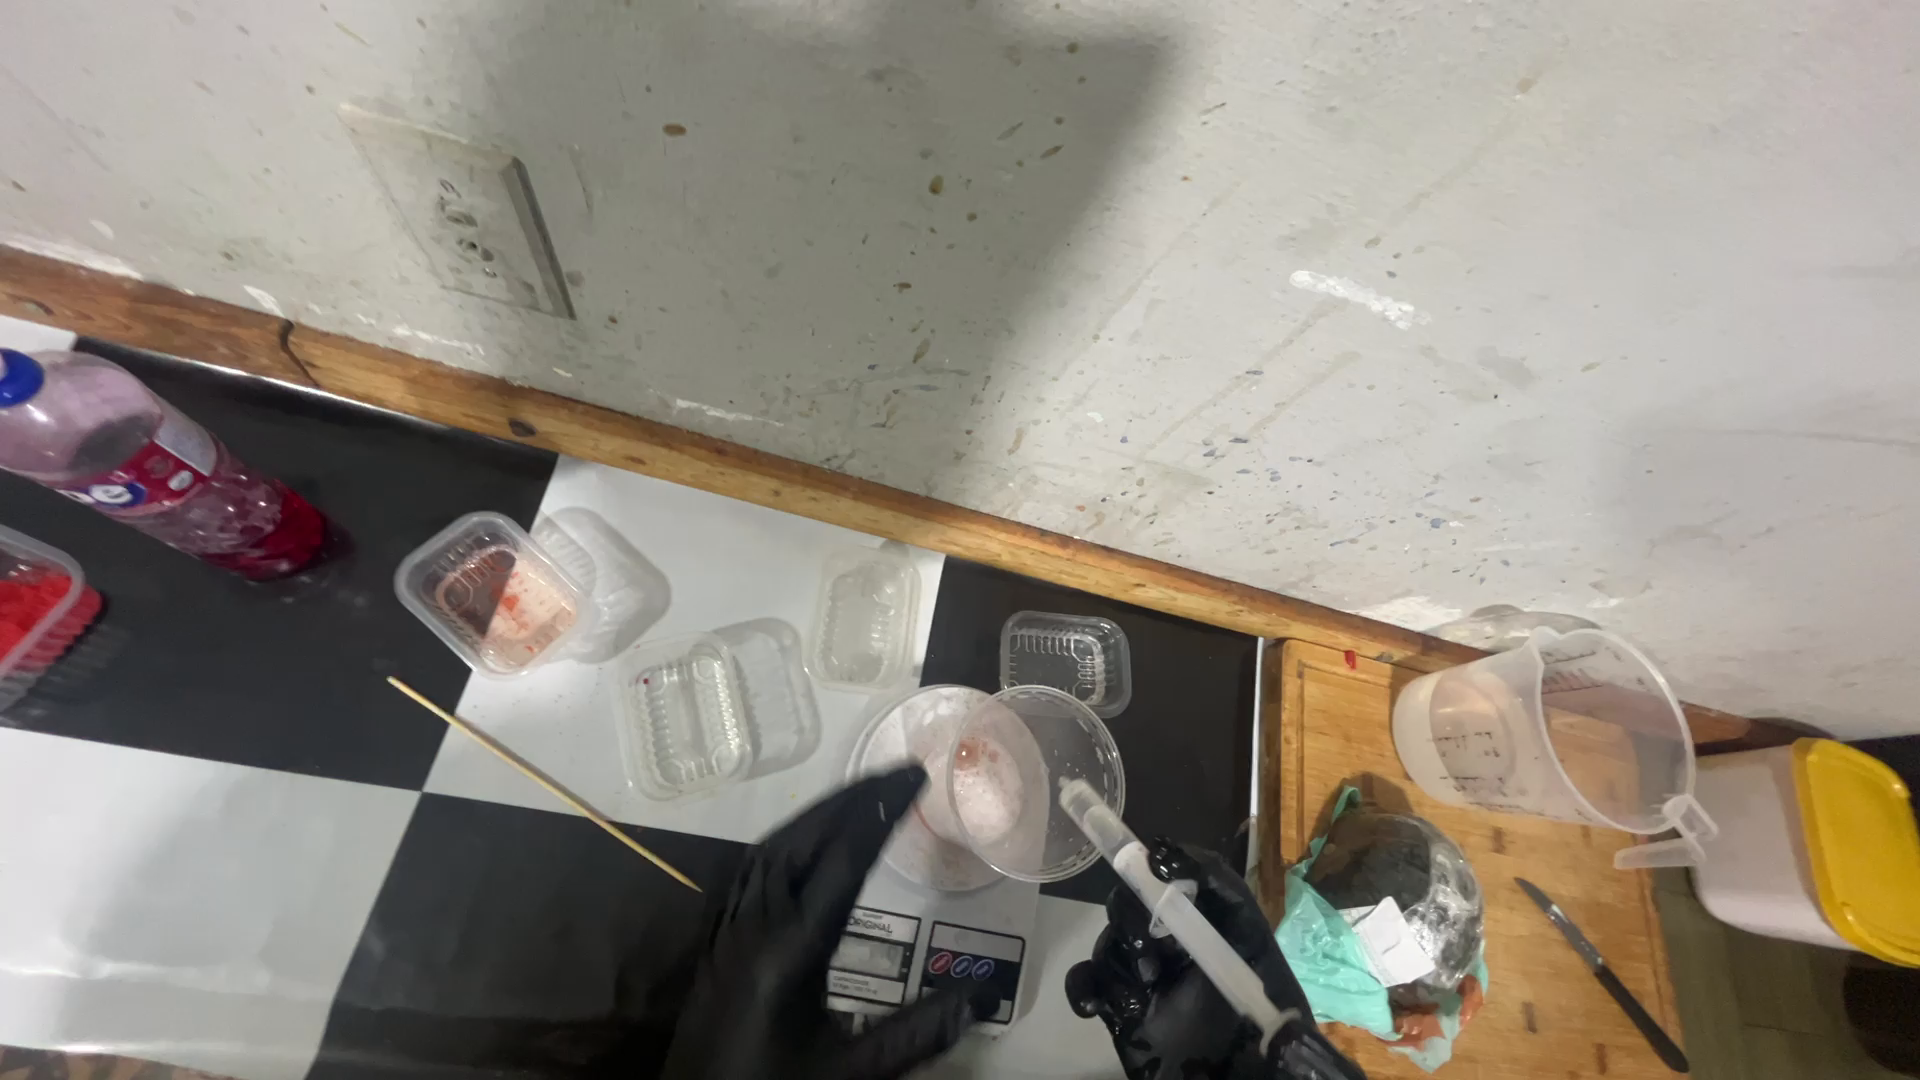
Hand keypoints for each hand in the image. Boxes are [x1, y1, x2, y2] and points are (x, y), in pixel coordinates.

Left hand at [660, 765, 996, 1079]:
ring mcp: (731, 925)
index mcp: (794, 948)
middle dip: (854, 797)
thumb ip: (917, 1032)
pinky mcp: (719, 935)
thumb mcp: (851, 1075)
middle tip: (898, 773)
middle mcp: (758, 922)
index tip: (915, 776)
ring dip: (820, 812)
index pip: (846, 857)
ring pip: (775, 844)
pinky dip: (788, 836)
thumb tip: (982, 993)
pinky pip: (753, 865)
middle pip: (806, 837)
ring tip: (862, 794)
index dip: (883, 809)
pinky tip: (805, 838)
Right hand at [1065, 839, 1365, 1079]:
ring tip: (1141, 991)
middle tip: (1149, 940)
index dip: (1180, 861)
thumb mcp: (1287, 1020)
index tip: (1161, 862)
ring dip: (1118, 947)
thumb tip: (1242, 947)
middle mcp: (1183, 947)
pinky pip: (1089, 982)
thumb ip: (1281, 1007)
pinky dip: (1083, 986)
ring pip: (1113, 936)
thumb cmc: (1273, 1064)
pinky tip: (1095, 1006)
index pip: (1202, 878)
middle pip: (1144, 897)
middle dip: (1138, 904)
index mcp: (1225, 935)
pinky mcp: (1121, 1011)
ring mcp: (1148, 978)